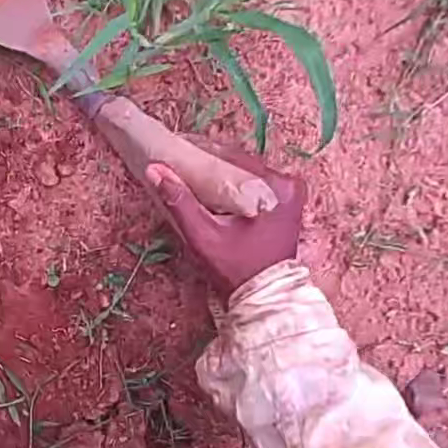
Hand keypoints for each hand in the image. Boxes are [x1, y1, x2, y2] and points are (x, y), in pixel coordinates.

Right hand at [149, 144, 305, 295]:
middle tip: (181, 164)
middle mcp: (288, 184)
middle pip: (240, 164)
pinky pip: (256, 185)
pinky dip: (236, 186)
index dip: (200, 152)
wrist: (263, 297)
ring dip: (222, 174)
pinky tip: (216, 192)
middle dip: (210, 164)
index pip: (230, 157)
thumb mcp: (202, 237)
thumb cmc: (233, 269)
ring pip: (247, 173)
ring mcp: (292, 193)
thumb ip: (179, 202)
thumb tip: (155, 170)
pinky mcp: (289, 204)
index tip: (177, 151)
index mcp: (273, 187)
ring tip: (195, 177)